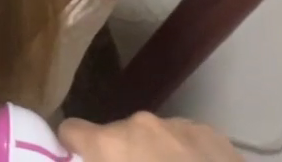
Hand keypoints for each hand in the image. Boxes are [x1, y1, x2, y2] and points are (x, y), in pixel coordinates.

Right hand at [59, 113, 242, 161]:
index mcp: (112, 145)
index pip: (71, 130)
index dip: (74, 151)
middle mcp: (139, 124)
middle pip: (116, 137)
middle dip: (122, 161)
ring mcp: (177, 124)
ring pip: (152, 138)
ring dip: (154, 159)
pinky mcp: (211, 133)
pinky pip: (184, 141)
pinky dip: (184, 159)